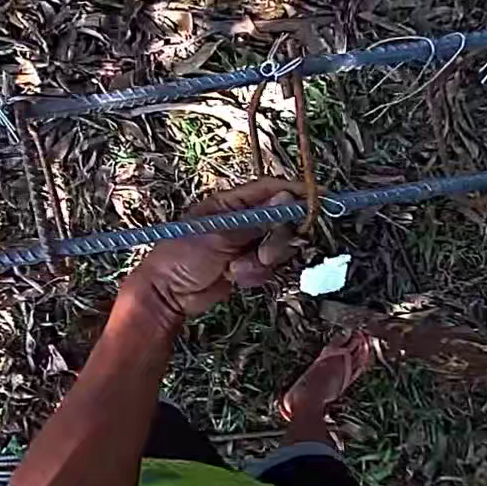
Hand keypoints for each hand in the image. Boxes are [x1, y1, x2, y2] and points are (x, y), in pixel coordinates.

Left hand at [123, 178, 300, 322]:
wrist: (167, 295)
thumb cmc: (182, 257)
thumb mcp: (219, 235)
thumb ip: (256, 220)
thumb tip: (287, 198)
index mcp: (229, 204)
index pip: (269, 190)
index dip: (294, 193)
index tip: (319, 200)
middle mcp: (241, 221)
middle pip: (280, 221)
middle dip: (276, 241)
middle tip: (263, 255)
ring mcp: (244, 244)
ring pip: (276, 247)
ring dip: (261, 262)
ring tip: (237, 269)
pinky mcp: (246, 266)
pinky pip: (267, 268)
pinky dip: (255, 275)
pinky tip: (235, 278)